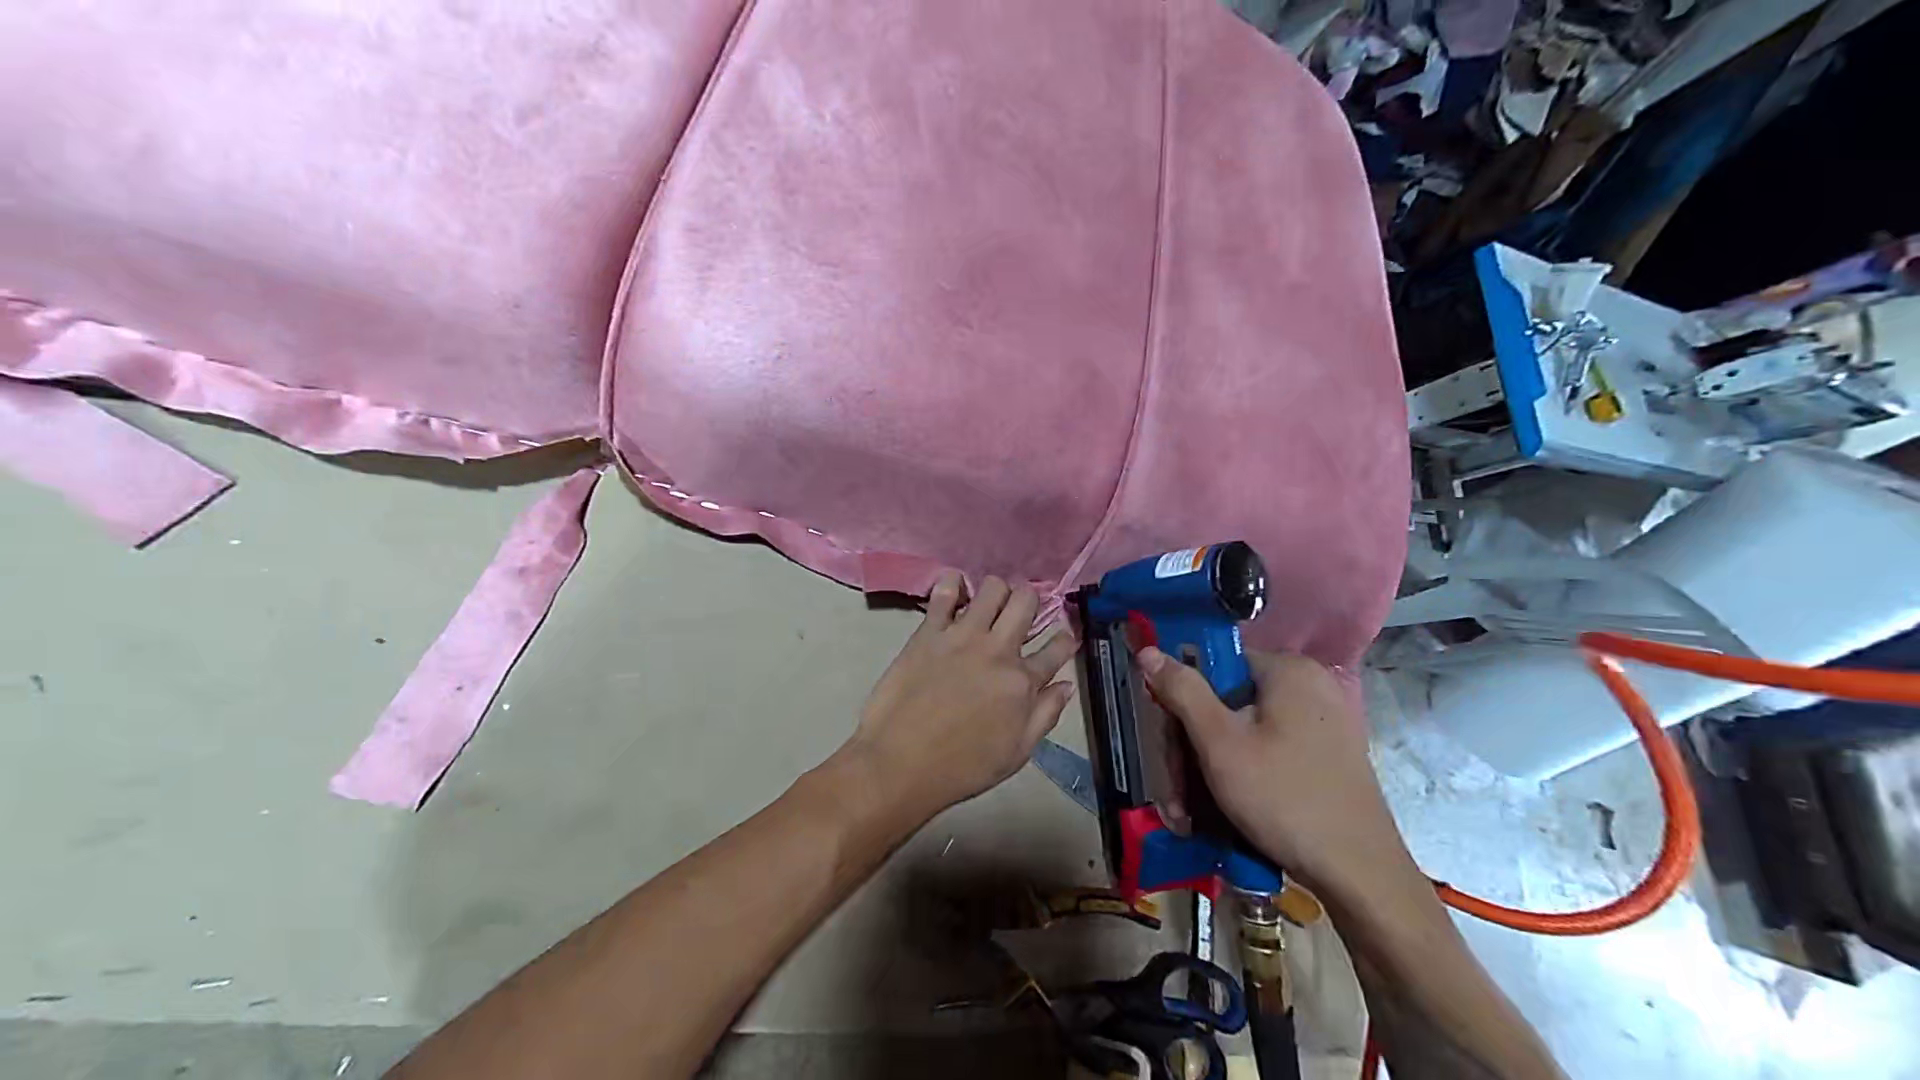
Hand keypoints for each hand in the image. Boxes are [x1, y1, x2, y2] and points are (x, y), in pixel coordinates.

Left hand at [845, 573, 1076, 819]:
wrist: (900, 764)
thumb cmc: (962, 768)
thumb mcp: (1017, 753)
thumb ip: (1045, 715)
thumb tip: (1066, 685)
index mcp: (1022, 682)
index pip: (1056, 649)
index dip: (1065, 639)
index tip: (1064, 636)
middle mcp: (998, 650)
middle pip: (1026, 601)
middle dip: (1029, 600)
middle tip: (1018, 613)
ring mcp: (962, 636)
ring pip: (992, 587)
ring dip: (996, 591)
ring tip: (987, 604)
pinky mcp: (929, 632)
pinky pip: (944, 592)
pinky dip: (952, 584)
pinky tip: (954, 590)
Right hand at [1138, 646, 1418, 900]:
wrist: (1361, 876)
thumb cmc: (1284, 798)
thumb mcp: (1220, 743)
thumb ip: (1182, 690)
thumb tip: (1148, 650)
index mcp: (1287, 670)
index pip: (1211, 666)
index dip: (1180, 703)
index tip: (1167, 746)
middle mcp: (1308, 686)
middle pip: (1224, 703)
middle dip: (1189, 752)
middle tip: (1176, 797)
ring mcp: (1321, 723)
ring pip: (1241, 733)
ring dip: (1207, 772)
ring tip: (1190, 816)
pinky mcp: (1325, 756)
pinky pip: (1266, 752)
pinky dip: (1239, 777)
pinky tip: (1221, 815)